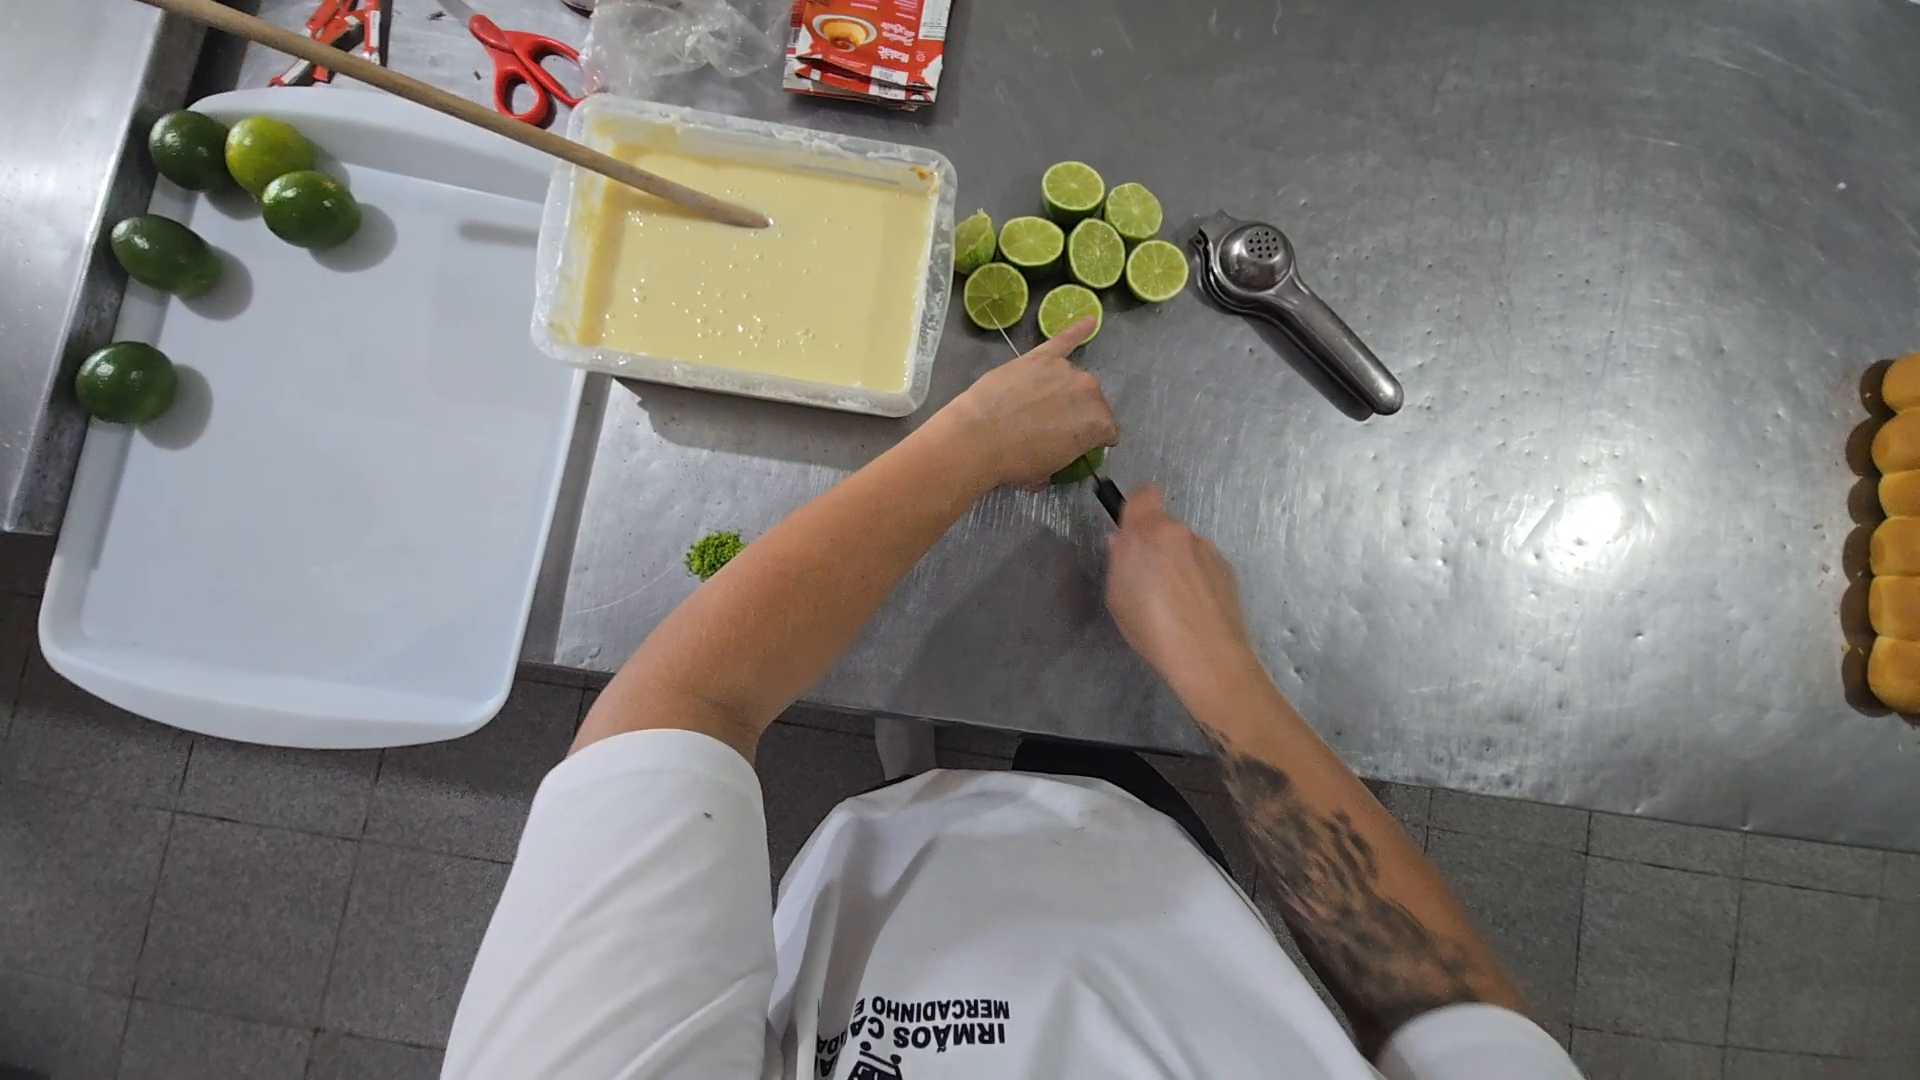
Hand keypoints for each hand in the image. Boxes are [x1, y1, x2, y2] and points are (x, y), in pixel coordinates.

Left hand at [937, 317, 1117, 488]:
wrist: (978, 439)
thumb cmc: (1016, 461)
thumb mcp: (1051, 467)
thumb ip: (1067, 449)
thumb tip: (1059, 447)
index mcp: (1098, 422)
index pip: (1106, 431)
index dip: (1091, 440)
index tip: (1075, 446)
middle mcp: (1088, 390)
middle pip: (1091, 402)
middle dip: (1077, 414)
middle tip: (1050, 429)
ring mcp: (1063, 369)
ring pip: (1072, 380)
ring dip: (1062, 391)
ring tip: (1036, 407)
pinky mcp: (1038, 357)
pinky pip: (1064, 340)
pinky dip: (1077, 331)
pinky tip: (1089, 321)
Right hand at [1106, 486, 1255, 683]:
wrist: (1207, 656)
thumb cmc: (1151, 626)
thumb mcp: (1117, 596)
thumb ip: (1119, 561)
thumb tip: (1123, 542)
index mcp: (1147, 533)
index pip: (1143, 495)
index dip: (1136, 509)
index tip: (1130, 534)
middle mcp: (1179, 533)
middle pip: (1163, 527)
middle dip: (1154, 546)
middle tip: (1147, 581)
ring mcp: (1208, 549)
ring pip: (1184, 547)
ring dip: (1177, 564)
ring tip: (1174, 603)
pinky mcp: (1227, 569)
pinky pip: (1202, 565)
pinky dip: (1196, 579)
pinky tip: (1194, 609)